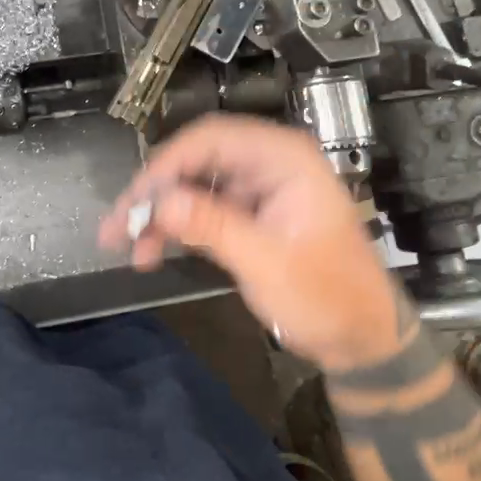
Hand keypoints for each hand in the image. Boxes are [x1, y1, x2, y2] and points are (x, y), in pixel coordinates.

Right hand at [99, 115, 409, 370]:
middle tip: (118, 224)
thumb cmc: (328, 298)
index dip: (166, 166)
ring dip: (159, 213)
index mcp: (283, 159)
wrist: (362, 340)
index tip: (135, 199)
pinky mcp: (248, 213)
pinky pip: (201, 209)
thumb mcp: (268, 263)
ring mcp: (257, 188)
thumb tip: (160, 203)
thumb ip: (213, 228)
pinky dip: (176, 227)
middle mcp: (267, 163)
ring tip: (126, 245)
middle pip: (195, 160)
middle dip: (154, 192)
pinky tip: (152, 252)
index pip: (210, 140)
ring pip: (192, 185)